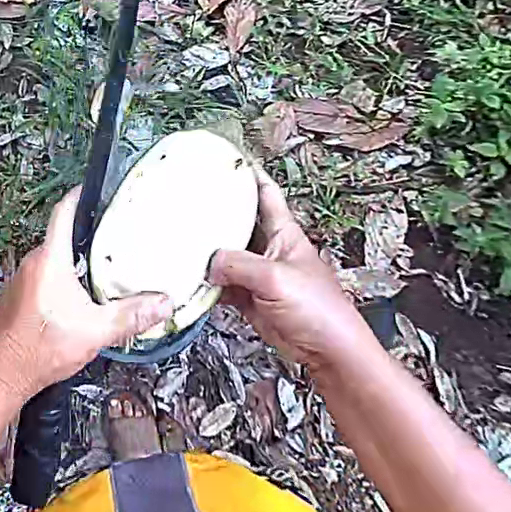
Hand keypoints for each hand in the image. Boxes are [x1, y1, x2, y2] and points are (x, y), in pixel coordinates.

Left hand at [0, 188, 172, 401]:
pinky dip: (67, 275)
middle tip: (116, 229)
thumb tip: (162, 303)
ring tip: (108, 260)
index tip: (96, 187)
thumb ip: (131, 315)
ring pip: (56, 257)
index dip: (80, 196)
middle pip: (63, 235)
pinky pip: (48, 274)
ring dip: (78, 257)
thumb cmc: (38, 350)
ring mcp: (25, 279)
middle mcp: (34, 263)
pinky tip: (85, 292)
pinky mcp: (23, 296)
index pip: (64, 213)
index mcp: (51, 260)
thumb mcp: (94, 331)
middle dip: (89, 231)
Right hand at [208, 168, 376, 371]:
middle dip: (217, 213)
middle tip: (189, 201)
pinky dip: (208, 284)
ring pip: (227, 255)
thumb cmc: (319, 309)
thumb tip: (209, 262)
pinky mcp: (251, 298)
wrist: (329, 352)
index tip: (227, 159)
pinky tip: (191, 280)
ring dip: (208, 252)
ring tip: (181, 239)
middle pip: (239, 223)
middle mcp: (270, 248)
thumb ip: (238, 264)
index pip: (265, 193)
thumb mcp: (275, 277)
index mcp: (284, 232)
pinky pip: (223, 285)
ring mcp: (259, 274)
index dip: (248, 174)